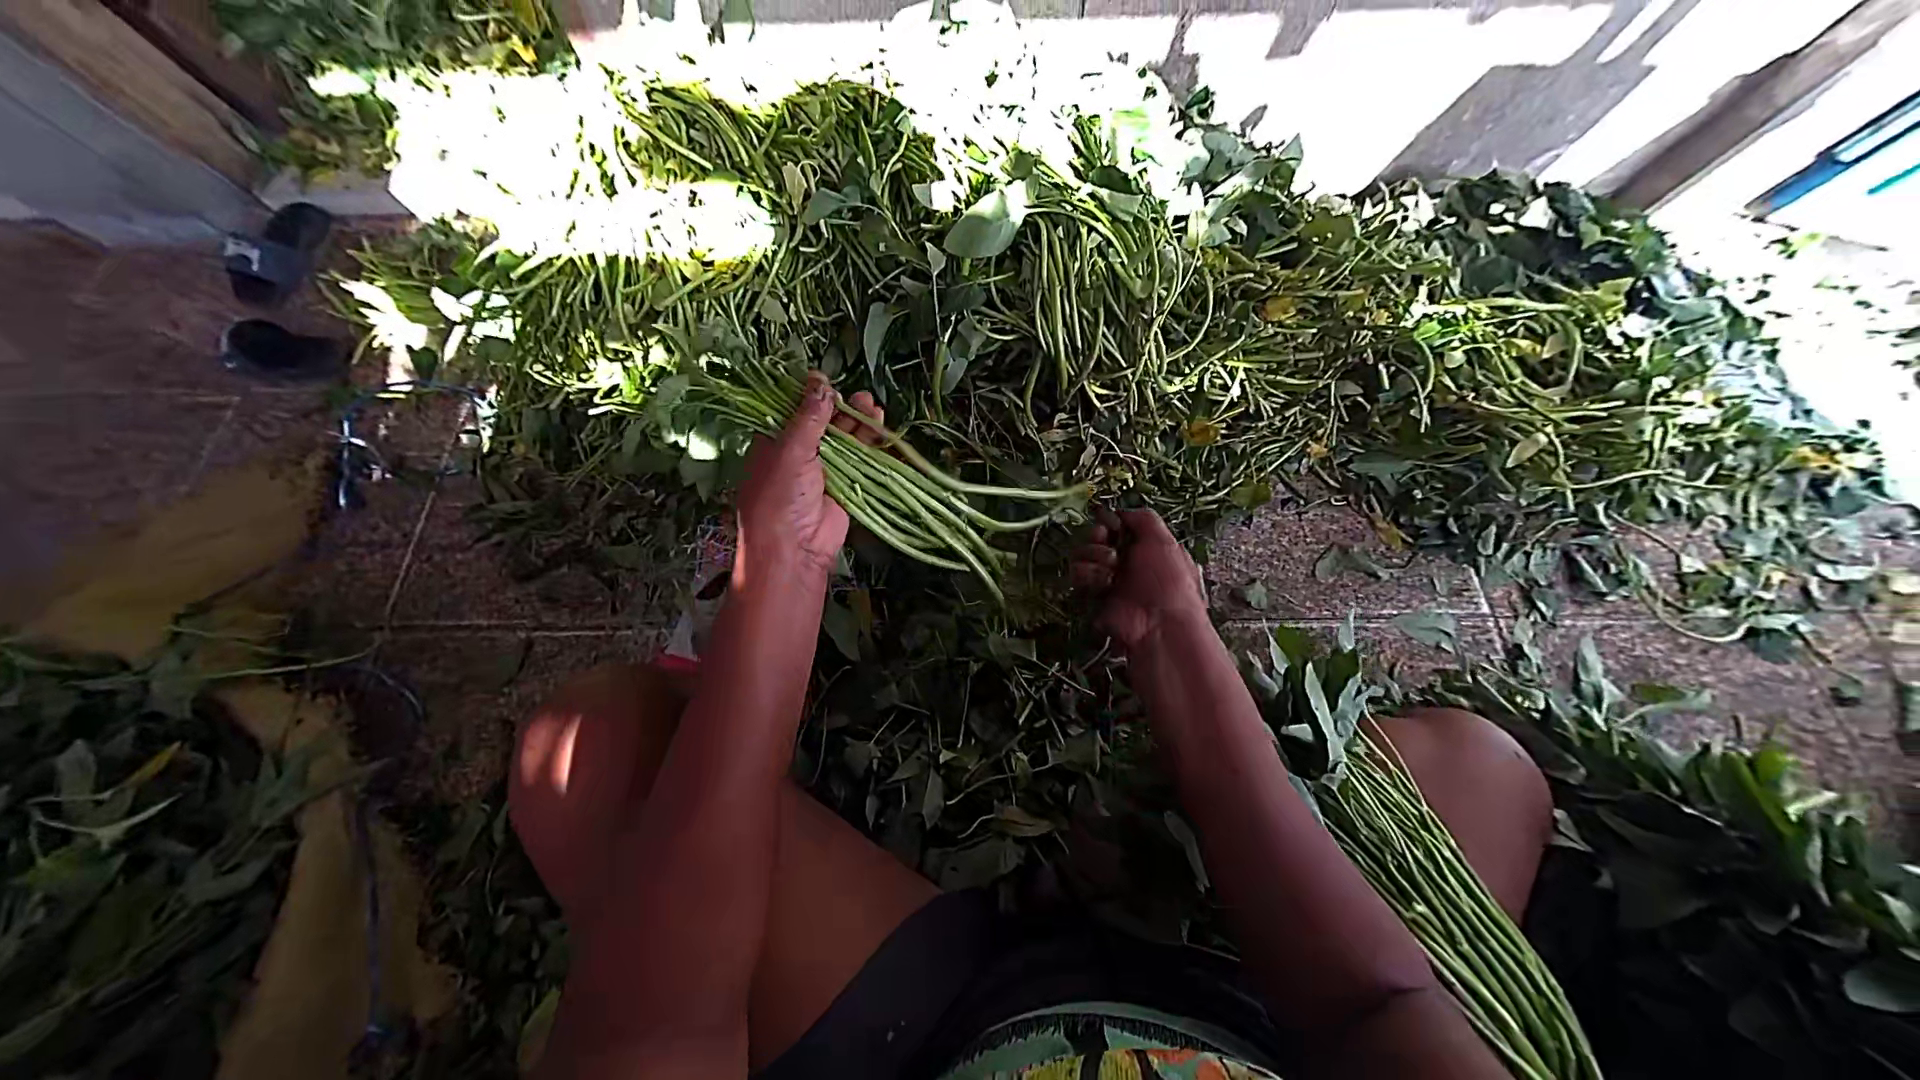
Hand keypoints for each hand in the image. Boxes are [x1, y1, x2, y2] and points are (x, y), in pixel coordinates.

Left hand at [734, 371, 885, 585]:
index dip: (810, 395)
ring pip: (845, 439)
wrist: (794, 549)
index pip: (792, 410)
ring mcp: (824, 470)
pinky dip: (871, 444)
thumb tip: (821, 383)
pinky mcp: (846, 485)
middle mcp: (798, 453)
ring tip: (873, 407)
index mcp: (774, 442)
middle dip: (841, 408)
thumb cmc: (780, 497)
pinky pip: (861, 460)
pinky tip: (880, 427)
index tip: (826, 380)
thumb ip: (809, 418)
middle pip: (823, 422)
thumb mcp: (790, 451)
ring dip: (858, 423)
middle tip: (860, 397)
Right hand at [1070, 506, 1207, 650]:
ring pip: (1082, 555)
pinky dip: (1087, 576)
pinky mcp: (1093, 596)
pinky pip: (1077, 576)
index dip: (1109, 521)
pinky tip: (1102, 584)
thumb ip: (1144, 518)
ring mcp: (1108, 579)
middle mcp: (1125, 561)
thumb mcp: (1165, 542)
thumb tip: (1121, 510)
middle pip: (1094, 537)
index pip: (1115, 524)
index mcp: (1144, 546)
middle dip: (1097, 538)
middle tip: (1104, 542)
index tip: (1109, 524)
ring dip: (1092, 557)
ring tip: (1110, 570)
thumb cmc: (1169, 582)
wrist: (1160, 626)